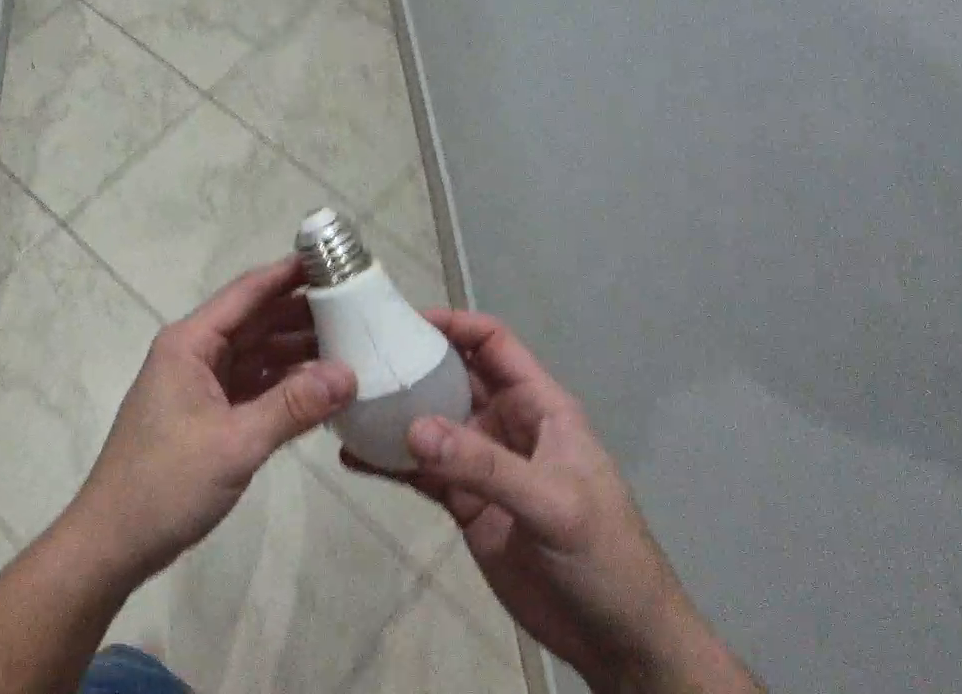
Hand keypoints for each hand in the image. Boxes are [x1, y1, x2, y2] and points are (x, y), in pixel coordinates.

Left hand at [58, 258, 357, 581]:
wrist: (115, 538)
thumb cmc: (166, 482)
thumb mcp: (235, 443)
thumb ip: (292, 407)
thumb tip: (349, 373)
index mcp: (190, 343)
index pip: (246, 294)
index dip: (288, 274)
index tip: (333, 258)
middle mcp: (194, 354)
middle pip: (254, 321)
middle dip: (302, 312)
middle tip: (360, 305)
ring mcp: (199, 385)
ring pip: (256, 355)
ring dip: (297, 351)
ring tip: (354, 343)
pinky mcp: (206, 415)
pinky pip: (253, 387)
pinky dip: (285, 386)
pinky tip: (323, 388)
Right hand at [343, 311, 759, 692]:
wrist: (618, 641)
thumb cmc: (606, 558)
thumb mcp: (553, 504)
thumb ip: (484, 465)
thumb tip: (411, 428)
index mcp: (540, 408)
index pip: (494, 345)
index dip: (453, 325)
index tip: (401, 320)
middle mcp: (506, 425)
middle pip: (450, 377)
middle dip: (408, 362)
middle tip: (354, 356)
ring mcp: (481, 464)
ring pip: (428, 422)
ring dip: (391, 412)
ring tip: (343, 402)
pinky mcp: (463, 502)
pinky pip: (418, 470)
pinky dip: (386, 462)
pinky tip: (351, 456)